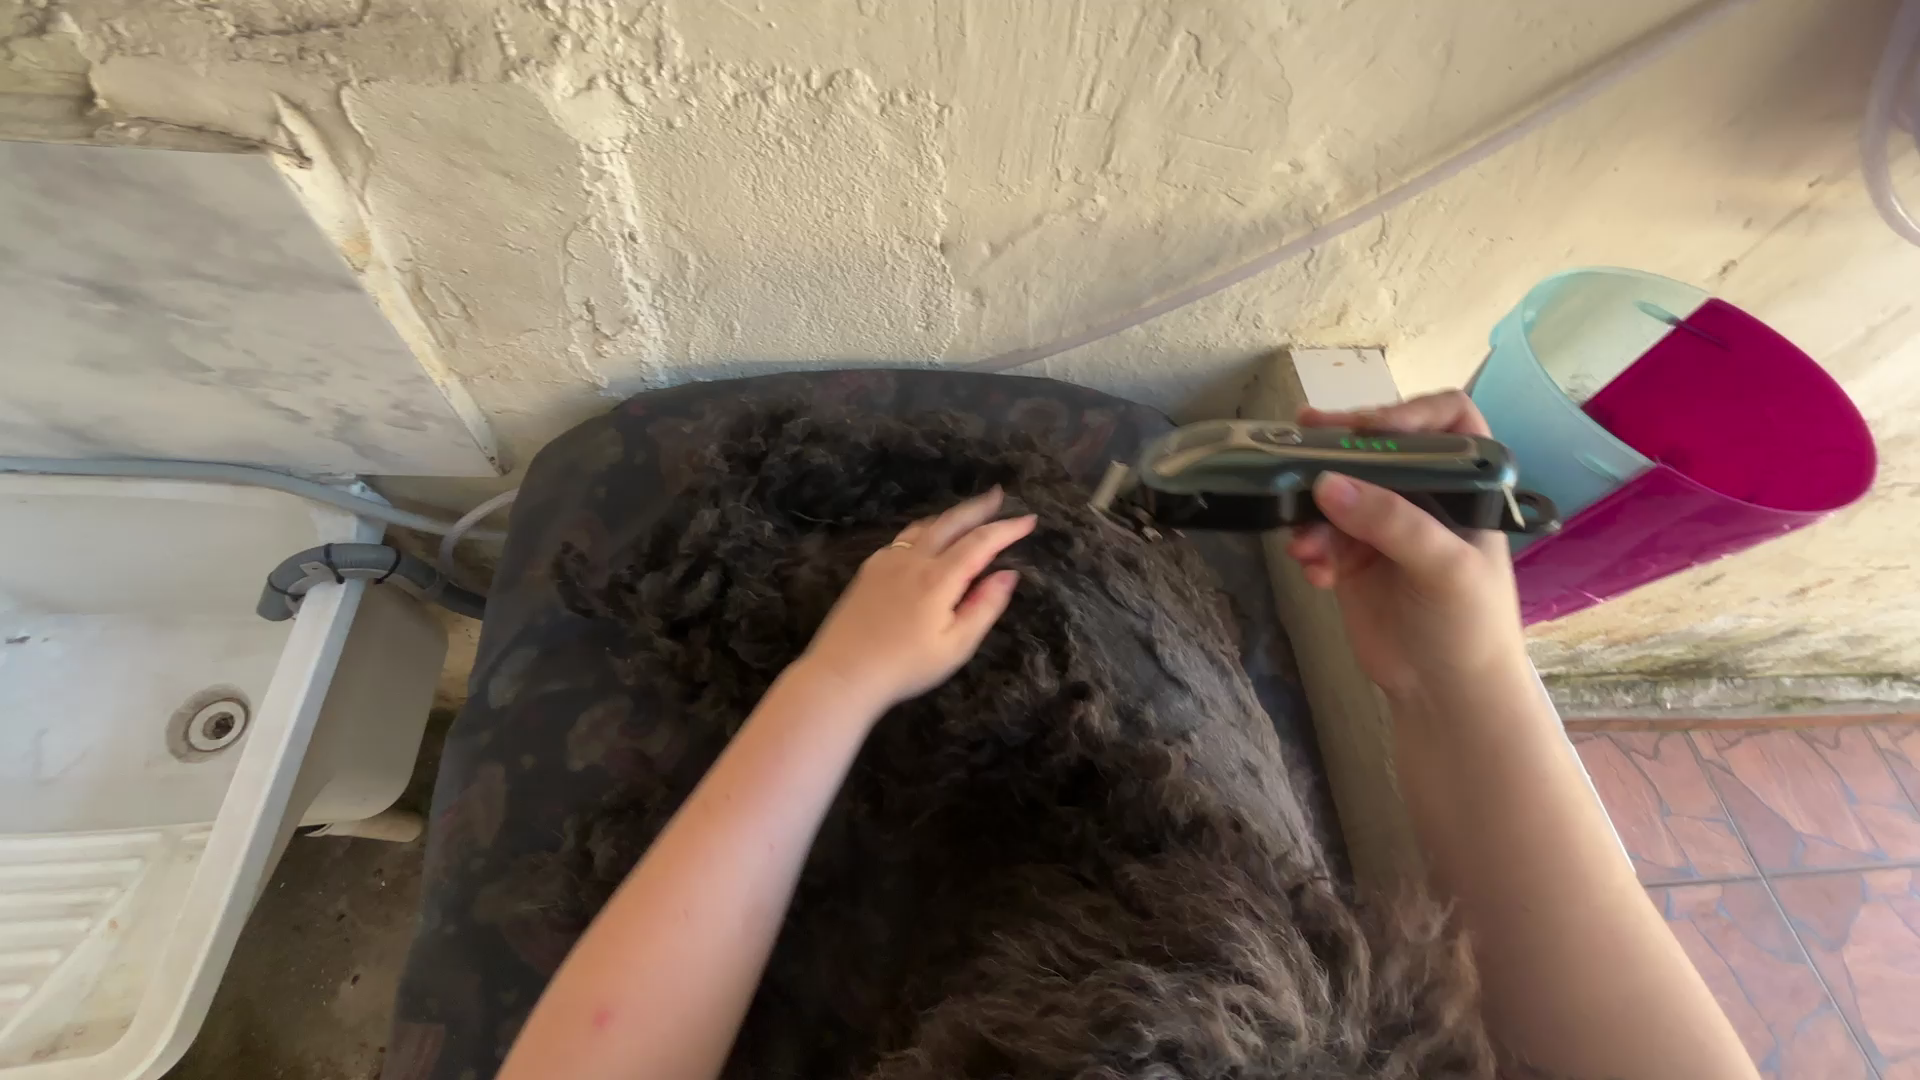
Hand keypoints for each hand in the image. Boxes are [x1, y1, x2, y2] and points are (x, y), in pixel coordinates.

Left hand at [790, 487, 1034, 715]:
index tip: (1029, 520)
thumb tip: (1008, 574)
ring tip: (968, 514)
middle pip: (951, 522)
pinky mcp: (870, 569)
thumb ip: (984, 606)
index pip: (980, 543)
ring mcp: (887, 561)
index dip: (1007, 529)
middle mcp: (913, 559)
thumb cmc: (905, 666)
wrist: (843, 672)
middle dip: (978, 507)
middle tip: (999, 495)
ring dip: (951, 516)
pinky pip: (904, 538)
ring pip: (925, 527)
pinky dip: (925, 530)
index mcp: (939, 578)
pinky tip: (927, 540)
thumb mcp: (956, 645)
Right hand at [1283, 390, 1529, 703]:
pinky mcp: (1349, 558)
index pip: (1446, 421)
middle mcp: (1421, 498)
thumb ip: (1390, 522)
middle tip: (1299, 437)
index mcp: (1463, 488)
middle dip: (1337, 450)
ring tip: (1307, 549)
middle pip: (1375, 450)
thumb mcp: (1443, 567)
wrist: (1443, 692)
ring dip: (1313, 517)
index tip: (1369, 428)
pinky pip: (1317, 536)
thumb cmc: (1468, 625)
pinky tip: (1316, 575)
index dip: (1410, 412)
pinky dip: (1311, 551)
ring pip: (1335, 494)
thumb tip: (1324, 484)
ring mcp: (1381, 528)